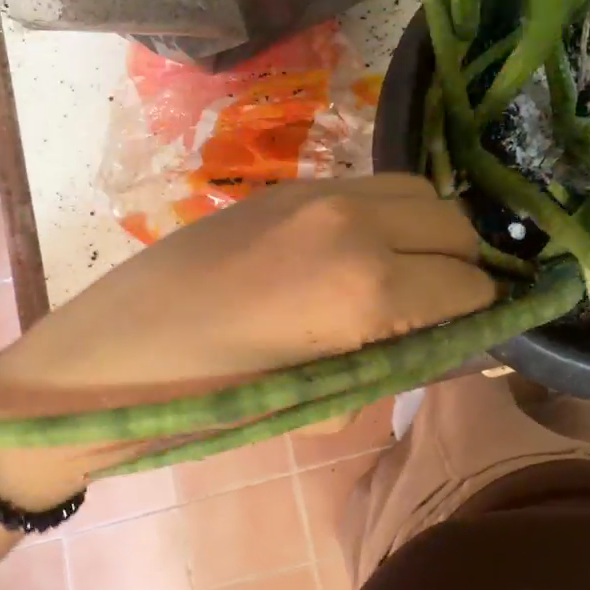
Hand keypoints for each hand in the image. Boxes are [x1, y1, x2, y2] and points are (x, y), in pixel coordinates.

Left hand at [0, 176, 496, 505]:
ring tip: (405, 271)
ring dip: (428, 231)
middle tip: (442, 304)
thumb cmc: (210, 404)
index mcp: (365, 287)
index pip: (469, 285)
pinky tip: (354, 252)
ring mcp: (317, 193)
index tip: (472, 333)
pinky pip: (367, 187)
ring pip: (417, 191)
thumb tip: (442, 341)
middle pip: (454, 224)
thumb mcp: (319, 404)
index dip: (482, 314)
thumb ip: (394, 365)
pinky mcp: (287, 185)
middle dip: (462, 265)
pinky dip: (385, 216)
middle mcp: (353, 222)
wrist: (107, 358)